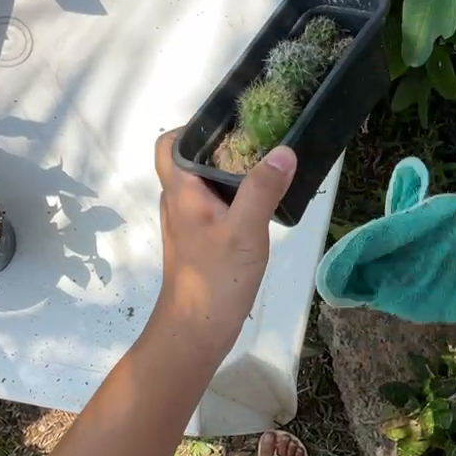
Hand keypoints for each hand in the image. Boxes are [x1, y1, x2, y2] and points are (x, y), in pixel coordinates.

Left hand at [150, 131, 294, 352]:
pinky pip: (216, 211)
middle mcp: (180, 204)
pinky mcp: (203, 246)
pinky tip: (262, 210)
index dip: (193, 128)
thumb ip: (263, 190)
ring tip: (268, 170)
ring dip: (232, 176)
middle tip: (262, 142)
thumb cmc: (215, 279)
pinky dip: (236, 202)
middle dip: (224, 149)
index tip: (230, 125)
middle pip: (192, 162)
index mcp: (181, 192)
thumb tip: (285, 150)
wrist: (197, 331)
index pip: (170, 144)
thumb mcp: (245, 231)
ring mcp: (190, 227)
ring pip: (206, 188)